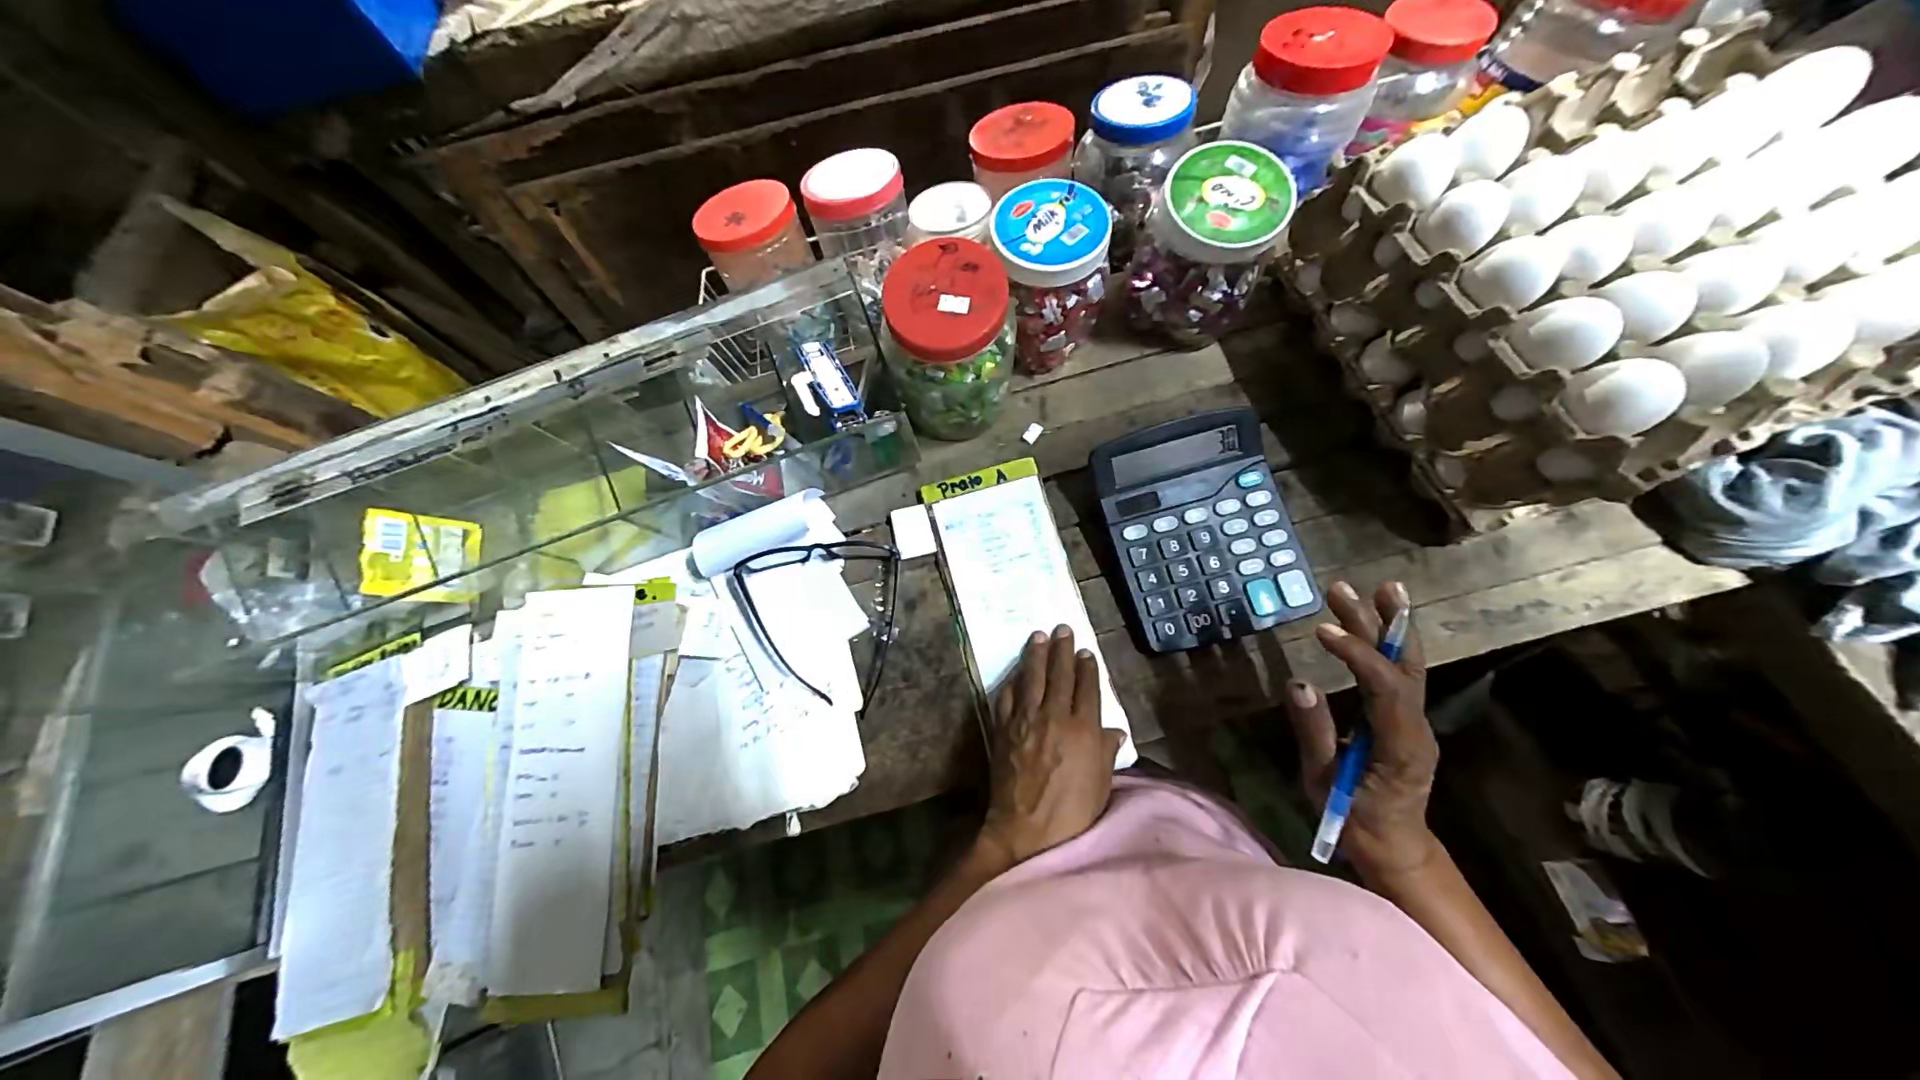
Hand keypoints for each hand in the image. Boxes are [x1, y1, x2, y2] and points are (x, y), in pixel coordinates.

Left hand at [979, 625, 1124, 866]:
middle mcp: (1054, 716)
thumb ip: (1105, 752)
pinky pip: (1007, 696)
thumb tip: (1112, 731)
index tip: (1085, 651)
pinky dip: (1013, 680)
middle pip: (1059, 674)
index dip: (1086, 667)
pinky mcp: (1002, 729)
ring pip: (1031, 678)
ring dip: (1035, 655)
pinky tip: (1016, 672)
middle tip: (1062, 629)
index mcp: (1083, 729)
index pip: (1086, 687)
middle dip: (1062, 650)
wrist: (1025, 831)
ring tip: (1038, 636)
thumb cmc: (1072, 813)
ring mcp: (1025, 720)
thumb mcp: (1101, 784)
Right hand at [1285, 580, 1440, 880]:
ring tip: (1380, 588)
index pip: (1386, 687)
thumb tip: (1299, 682)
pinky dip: (1389, 644)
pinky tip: (1379, 623)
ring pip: (1407, 665)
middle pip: (1403, 665)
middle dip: (1377, 623)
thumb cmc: (1355, 822)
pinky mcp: (1404, 720)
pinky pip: (1400, 675)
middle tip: (1344, 589)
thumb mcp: (1323, 783)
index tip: (1320, 630)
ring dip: (1390, 626)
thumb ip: (1314, 733)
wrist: (1394, 848)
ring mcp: (1415, 722)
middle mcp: (1417, 727)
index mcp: (1401, 746)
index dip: (1356, 654)